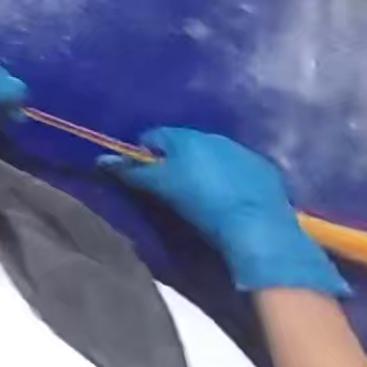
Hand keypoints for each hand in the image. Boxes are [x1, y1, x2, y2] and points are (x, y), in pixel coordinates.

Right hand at [100, 128, 349, 296]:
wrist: (259, 230)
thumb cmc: (199, 203)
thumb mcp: (159, 188)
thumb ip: (129, 171)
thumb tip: (100, 159)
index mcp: (182, 136)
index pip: (152, 137)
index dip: (146, 156)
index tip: (148, 176)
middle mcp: (211, 136)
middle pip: (183, 144)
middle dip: (177, 160)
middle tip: (175, 186)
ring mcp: (242, 151)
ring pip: (212, 155)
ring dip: (205, 167)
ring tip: (204, 194)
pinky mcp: (266, 170)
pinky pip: (240, 168)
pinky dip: (232, 178)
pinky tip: (231, 198)